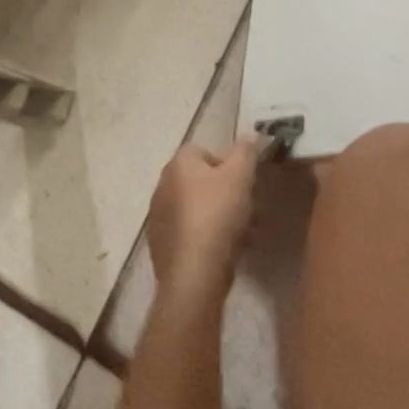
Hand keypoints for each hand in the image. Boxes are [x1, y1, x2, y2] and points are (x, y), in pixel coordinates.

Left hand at [146, 140, 257, 292]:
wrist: (195, 273)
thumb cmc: (218, 215)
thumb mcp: (241, 175)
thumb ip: (246, 150)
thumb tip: (249, 134)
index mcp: (177, 165)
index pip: (202, 149)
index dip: (226, 160)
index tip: (243, 178)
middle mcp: (162, 187)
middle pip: (200, 179)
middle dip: (225, 189)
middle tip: (247, 203)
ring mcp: (158, 218)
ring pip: (197, 206)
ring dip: (218, 212)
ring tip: (243, 230)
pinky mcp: (161, 245)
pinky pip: (190, 230)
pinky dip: (207, 234)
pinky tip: (225, 247)